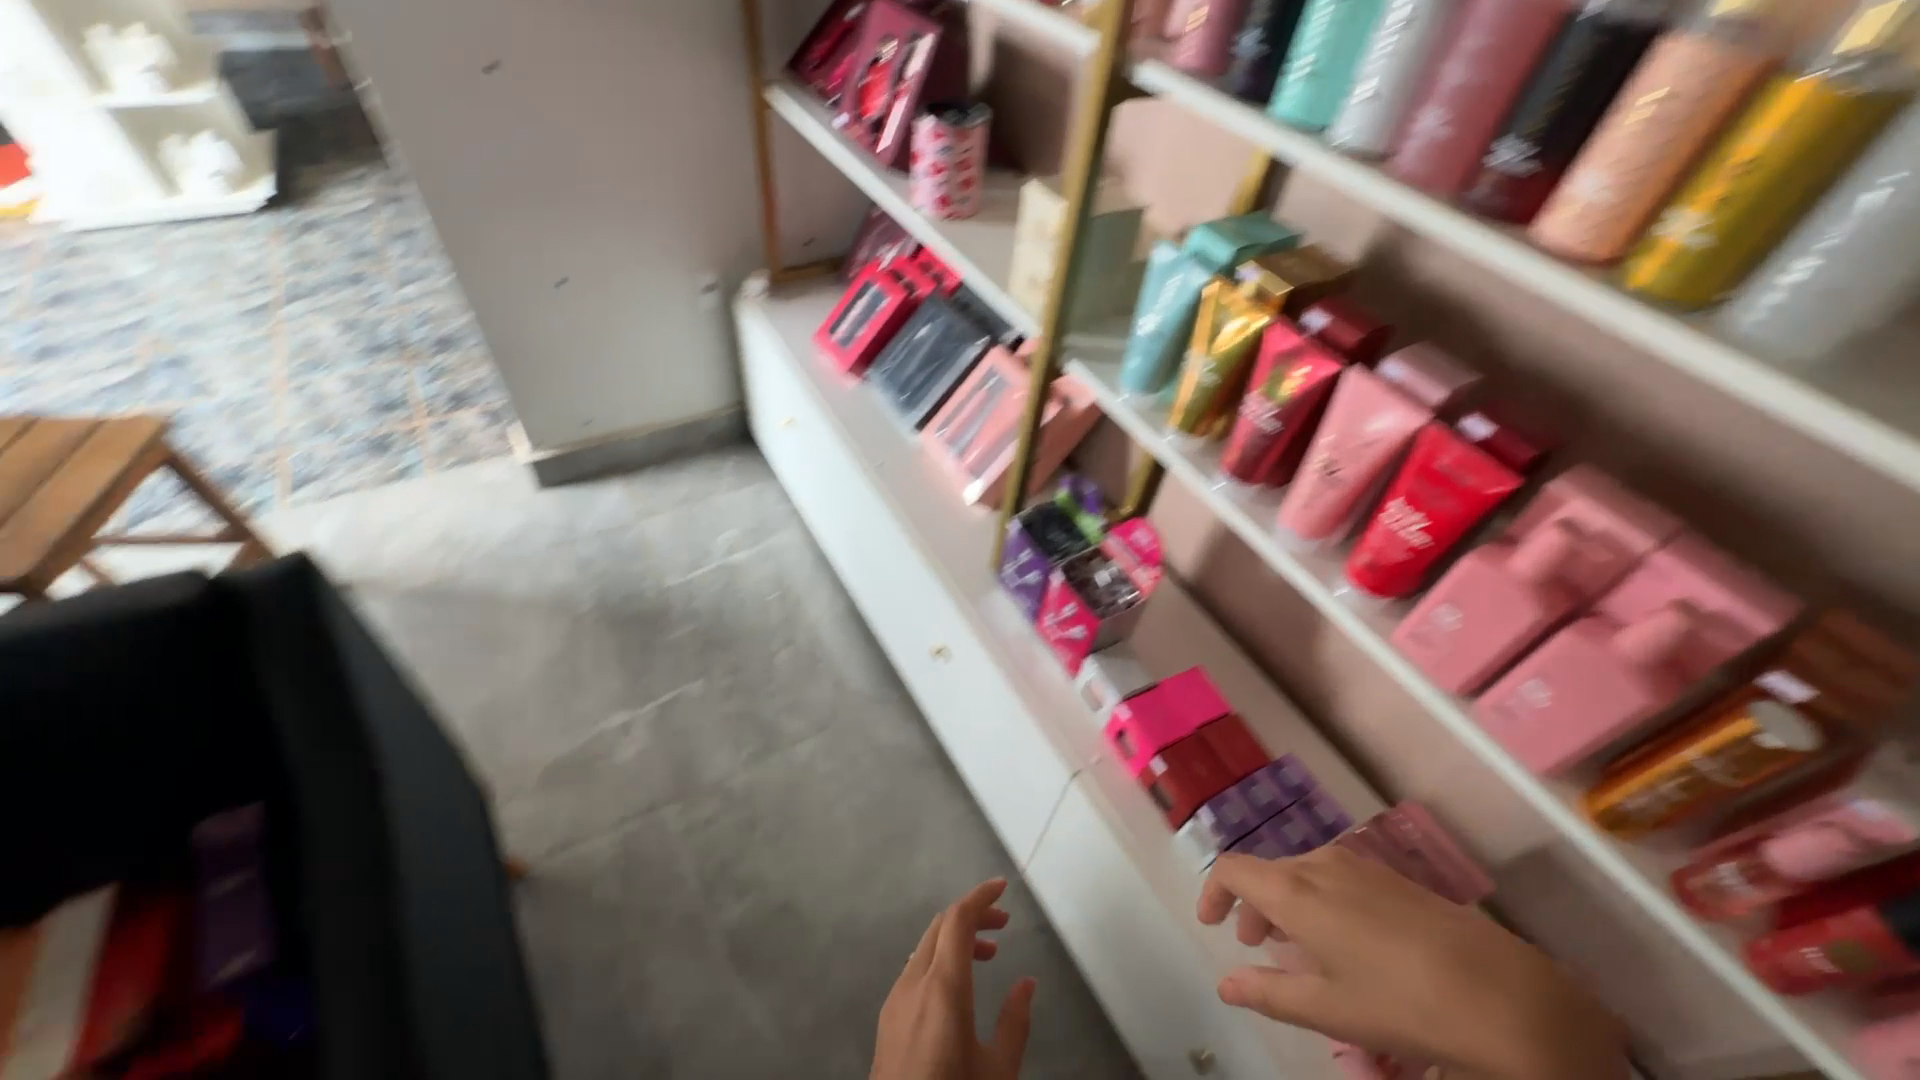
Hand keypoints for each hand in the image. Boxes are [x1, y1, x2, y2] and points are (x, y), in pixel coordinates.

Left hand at [871, 878, 1036, 1079]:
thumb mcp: (999, 1070)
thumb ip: (1015, 1021)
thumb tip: (1026, 983)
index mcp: (943, 988)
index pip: (957, 920)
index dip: (980, 896)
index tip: (1003, 887)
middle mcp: (913, 985)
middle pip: (939, 927)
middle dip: (972, 916)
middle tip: (1004, 923)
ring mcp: (894, 1002)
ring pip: (925, 948)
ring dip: (955, 940)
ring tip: (988, 956)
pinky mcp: (887, 1021)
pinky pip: (914, 970)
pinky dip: (939, 961)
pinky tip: (959, 987)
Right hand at [1198, 847, 1627, 1079]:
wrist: (1506, 995)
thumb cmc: (1402, 1002)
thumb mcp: (1328, 1008)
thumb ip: (1268, 992)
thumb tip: (1226, 985)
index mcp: (1296, 890)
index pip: (1234, 869)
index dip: (1214, 892)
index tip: (1212, 924)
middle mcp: (1323, 865)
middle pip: (1270, 872)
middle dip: (1254, 906)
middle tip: (1256, 947)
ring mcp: (1363, 867)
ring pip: (1305, 874)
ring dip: (1288, 904)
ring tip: (1301, 950)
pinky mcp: (1395, 878)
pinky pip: (1338, 878)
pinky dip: (1321, 902)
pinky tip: (1347, 943)